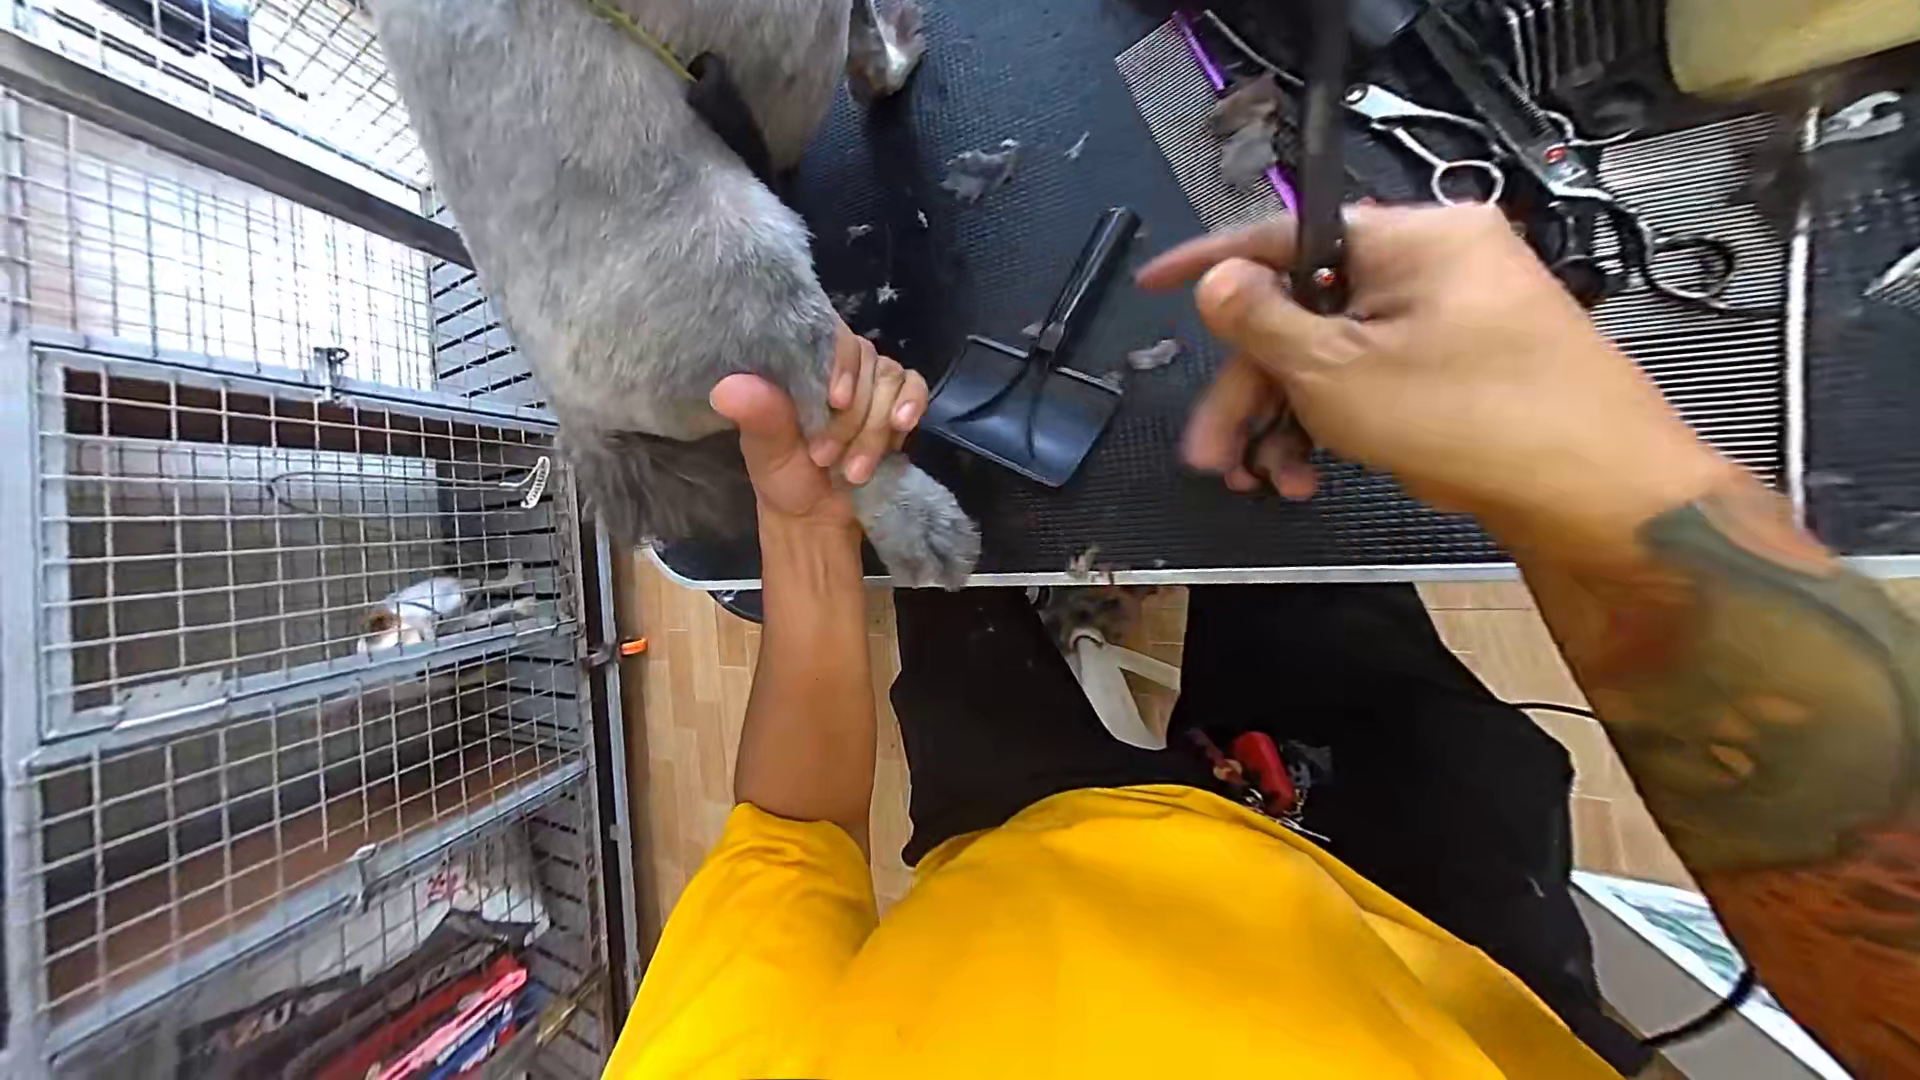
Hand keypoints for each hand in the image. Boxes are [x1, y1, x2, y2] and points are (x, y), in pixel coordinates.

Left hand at [708, 324, 926, 525]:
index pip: (830, 336)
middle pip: (866, 364)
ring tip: (853, 472)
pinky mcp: (899, 404)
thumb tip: (728, 390)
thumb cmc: (785, 477)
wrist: (819, 514)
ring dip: (874, 431)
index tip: (835, 402)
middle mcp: (841, 366)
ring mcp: (873, 383)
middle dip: (851, 419)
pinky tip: (904, 425)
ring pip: (890, 381)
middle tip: (825, 459)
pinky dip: (912, 404)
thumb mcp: (767, 452)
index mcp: (802, 364)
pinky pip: (915, 388)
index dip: (839, 365)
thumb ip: (758, 418)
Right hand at [1136, 204, 1735, 562]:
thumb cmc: (1458, 414)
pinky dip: (1319, 430)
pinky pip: (1353, 384)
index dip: (1209, 263)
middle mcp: (1417, 271)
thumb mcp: (1335, 368)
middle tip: (1208, 456)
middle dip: (1245, 397)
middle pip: (1294, 323)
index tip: (1153, 283)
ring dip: (1277, 426)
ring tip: (1258, 482)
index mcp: (1406, 242)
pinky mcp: (1435, 366)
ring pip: (1317, 364)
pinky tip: (1302, 478)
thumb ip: (1262, 319)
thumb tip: (1213, 278)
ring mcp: (1429, 321)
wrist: (1586, 492)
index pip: (1283, 234)